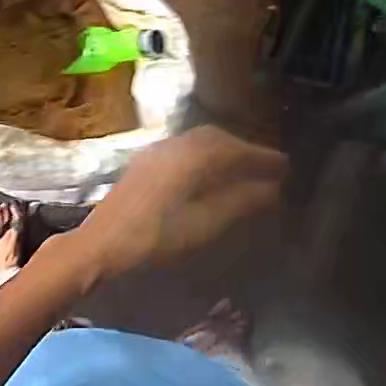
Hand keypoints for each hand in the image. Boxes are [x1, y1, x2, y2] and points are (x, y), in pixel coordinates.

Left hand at [63, 126, 285, 278]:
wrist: (99, 246)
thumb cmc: (155, 239)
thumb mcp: (204, 224)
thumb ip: (240, 203)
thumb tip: (271, 190)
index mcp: (192, 157)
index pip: (237, 150)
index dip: (263, 158)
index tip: (286, 166)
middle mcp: (176, 145)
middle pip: (219, 139)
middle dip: (245, 151)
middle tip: (268, 167)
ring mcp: (157, 152)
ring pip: (200, 142)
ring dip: (226, 152)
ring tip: (245, 170)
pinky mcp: (146, 163)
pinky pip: (186, 149)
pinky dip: (207, 156)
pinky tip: (211, 175)